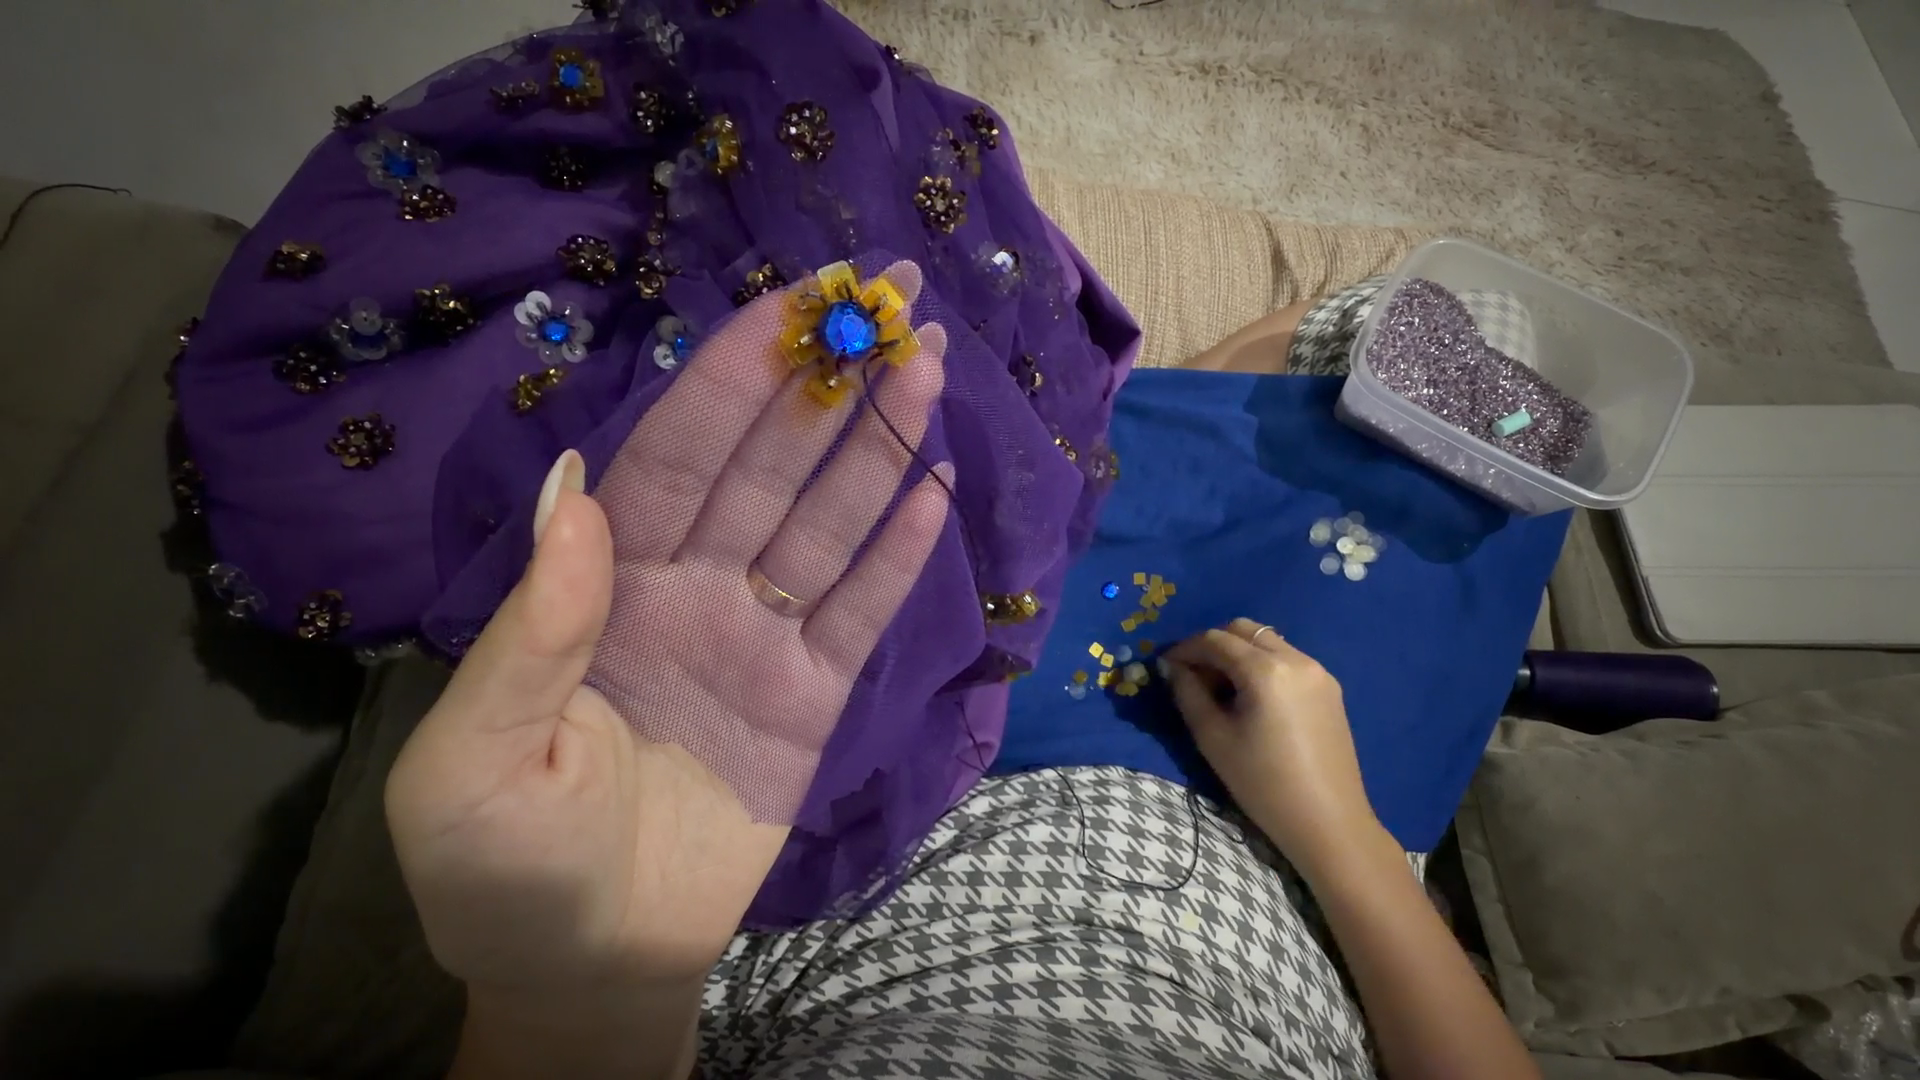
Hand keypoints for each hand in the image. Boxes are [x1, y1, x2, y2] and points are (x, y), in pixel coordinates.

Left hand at [385, 262, 950, 1018]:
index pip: (679, 455)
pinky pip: (862, 611)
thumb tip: (577, 493)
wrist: (594, 963)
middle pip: (771, 467)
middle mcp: (693, 587)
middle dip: (825, 385)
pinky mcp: (814, 695)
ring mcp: (762, 637)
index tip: (786, 306)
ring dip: (878, 450)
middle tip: (892, 303)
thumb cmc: (506, 870)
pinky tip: (935, 490)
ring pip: (829, 523)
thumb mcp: (477, 761)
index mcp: (607, 584)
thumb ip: (531, 629)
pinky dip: (898, 554)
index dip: (730, 378)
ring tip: (927, 375)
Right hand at [1163, 618, 1384, 873]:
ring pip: (1267, 641)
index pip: (1214, 640)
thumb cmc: (1262, 782)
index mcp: (1265, 670)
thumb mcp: (1213, 738)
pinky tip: (1252, 696)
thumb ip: (1188, 694)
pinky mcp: (1329, 688)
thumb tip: (1173, 667)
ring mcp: (1318, 671)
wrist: (1328, 822)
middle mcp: (1295, 659)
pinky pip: (1287, 658)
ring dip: (1238, 652)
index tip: (1166, 666)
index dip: (1185, 648)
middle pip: (1243, 629)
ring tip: (1221, 687)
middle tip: (1193, 674)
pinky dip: (1262, 663)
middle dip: (1212, 644)